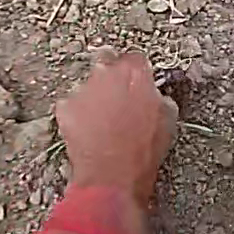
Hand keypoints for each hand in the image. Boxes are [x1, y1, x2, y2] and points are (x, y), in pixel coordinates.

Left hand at [54, 51, 176, 205]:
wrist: (113, 176)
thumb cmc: (143, 150)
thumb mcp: (167, 119)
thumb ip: (159, 96)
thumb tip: (155, 93)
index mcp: (137, 74)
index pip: (136, 58)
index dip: (137, 70)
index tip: (137, 79)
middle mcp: (107, 74)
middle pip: (108, 62)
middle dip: (112, 77)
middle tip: (118, 97)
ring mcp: (83, 90)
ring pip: (89, 84)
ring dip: (95, 95)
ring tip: (103, 119)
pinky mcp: (65, 107)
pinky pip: (72, 103)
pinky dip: (79, 112)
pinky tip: (89, 129)